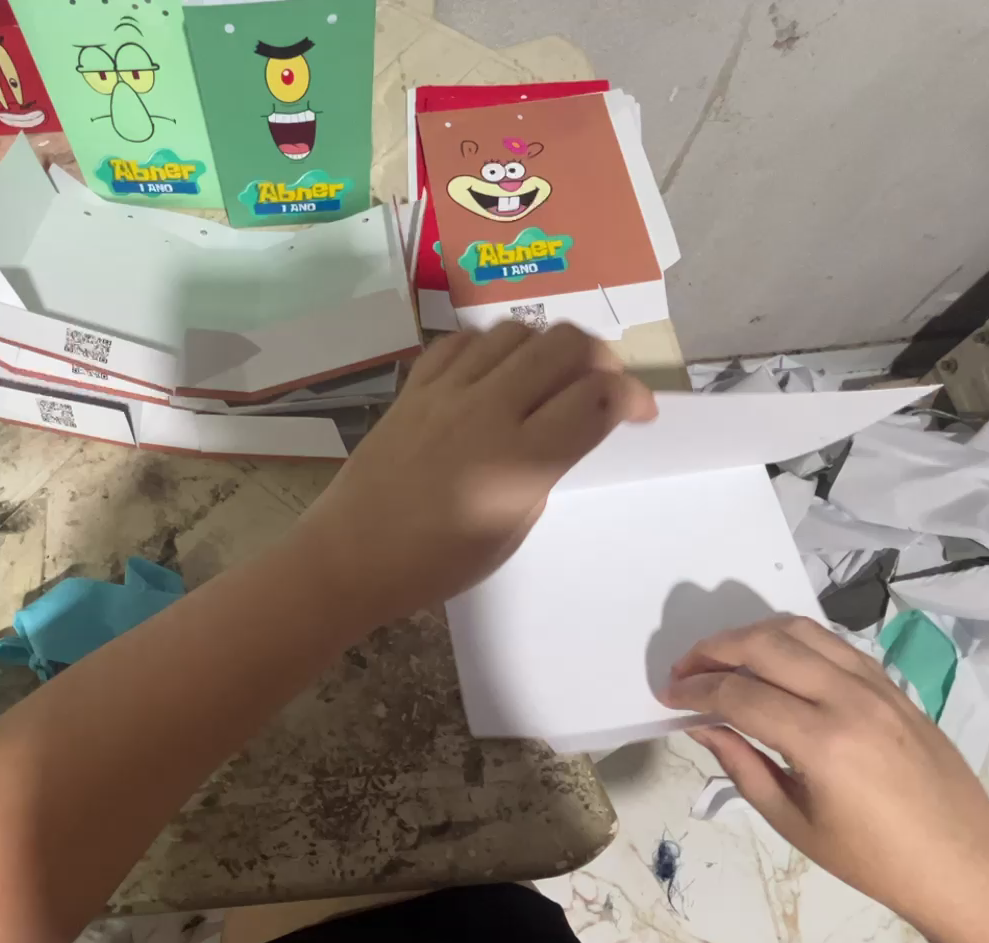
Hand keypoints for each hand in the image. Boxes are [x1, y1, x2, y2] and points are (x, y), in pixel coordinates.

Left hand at [295, 321, 655, 623]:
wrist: (352, 555)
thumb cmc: (434, 564)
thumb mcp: (510, 533)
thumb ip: (542, 473)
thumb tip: (556, 432)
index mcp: (521, 461)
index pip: (597, 398)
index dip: (631, 396)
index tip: (637, 411)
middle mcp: (488, 412)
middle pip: (564, 346)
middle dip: (599, 357)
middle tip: (597, 385)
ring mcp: (446, 394)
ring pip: (514, 332)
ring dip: (543, 346)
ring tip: (543, 376)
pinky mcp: (413, 389)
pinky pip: (460, 342)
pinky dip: (488, 346)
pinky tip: (490, 371)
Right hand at [666, 616, 988, 940]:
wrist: (973, 874)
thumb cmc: (875, 862)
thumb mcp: (791, 821)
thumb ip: (739, 763)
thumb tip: (699, 723)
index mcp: (824, 743)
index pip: (738, 693)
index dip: (692, 690)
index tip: (666, 696)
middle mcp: (850, 701)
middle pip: (764, 645)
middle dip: (711, 650)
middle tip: (684, 670)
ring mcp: (878, 688)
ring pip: (799, 630)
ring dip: (749, 634)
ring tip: (721, 658)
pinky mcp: (894, 687)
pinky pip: (832, 643)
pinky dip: (790, 640)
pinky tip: (772, 662)